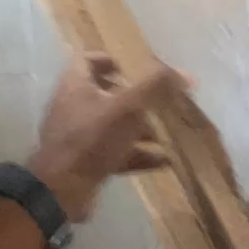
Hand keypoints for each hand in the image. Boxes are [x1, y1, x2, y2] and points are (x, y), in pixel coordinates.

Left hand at [27, 52, 182, 221]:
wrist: (63, 189)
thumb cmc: (92, 138)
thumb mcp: (128, 107)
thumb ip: (156, 88)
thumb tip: (186, 74)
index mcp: (75, 83)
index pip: (88, 59)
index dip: (111, 60)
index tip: (135, 68)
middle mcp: (72, 104)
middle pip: (105, 93)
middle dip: (135, 99)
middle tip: (160, 103)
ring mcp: (77, 134)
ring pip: (112, 124)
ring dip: (139, 128)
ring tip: (167, 134)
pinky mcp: (84, 160)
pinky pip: (114, 151)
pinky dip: (136, 153)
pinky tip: (163, 161)